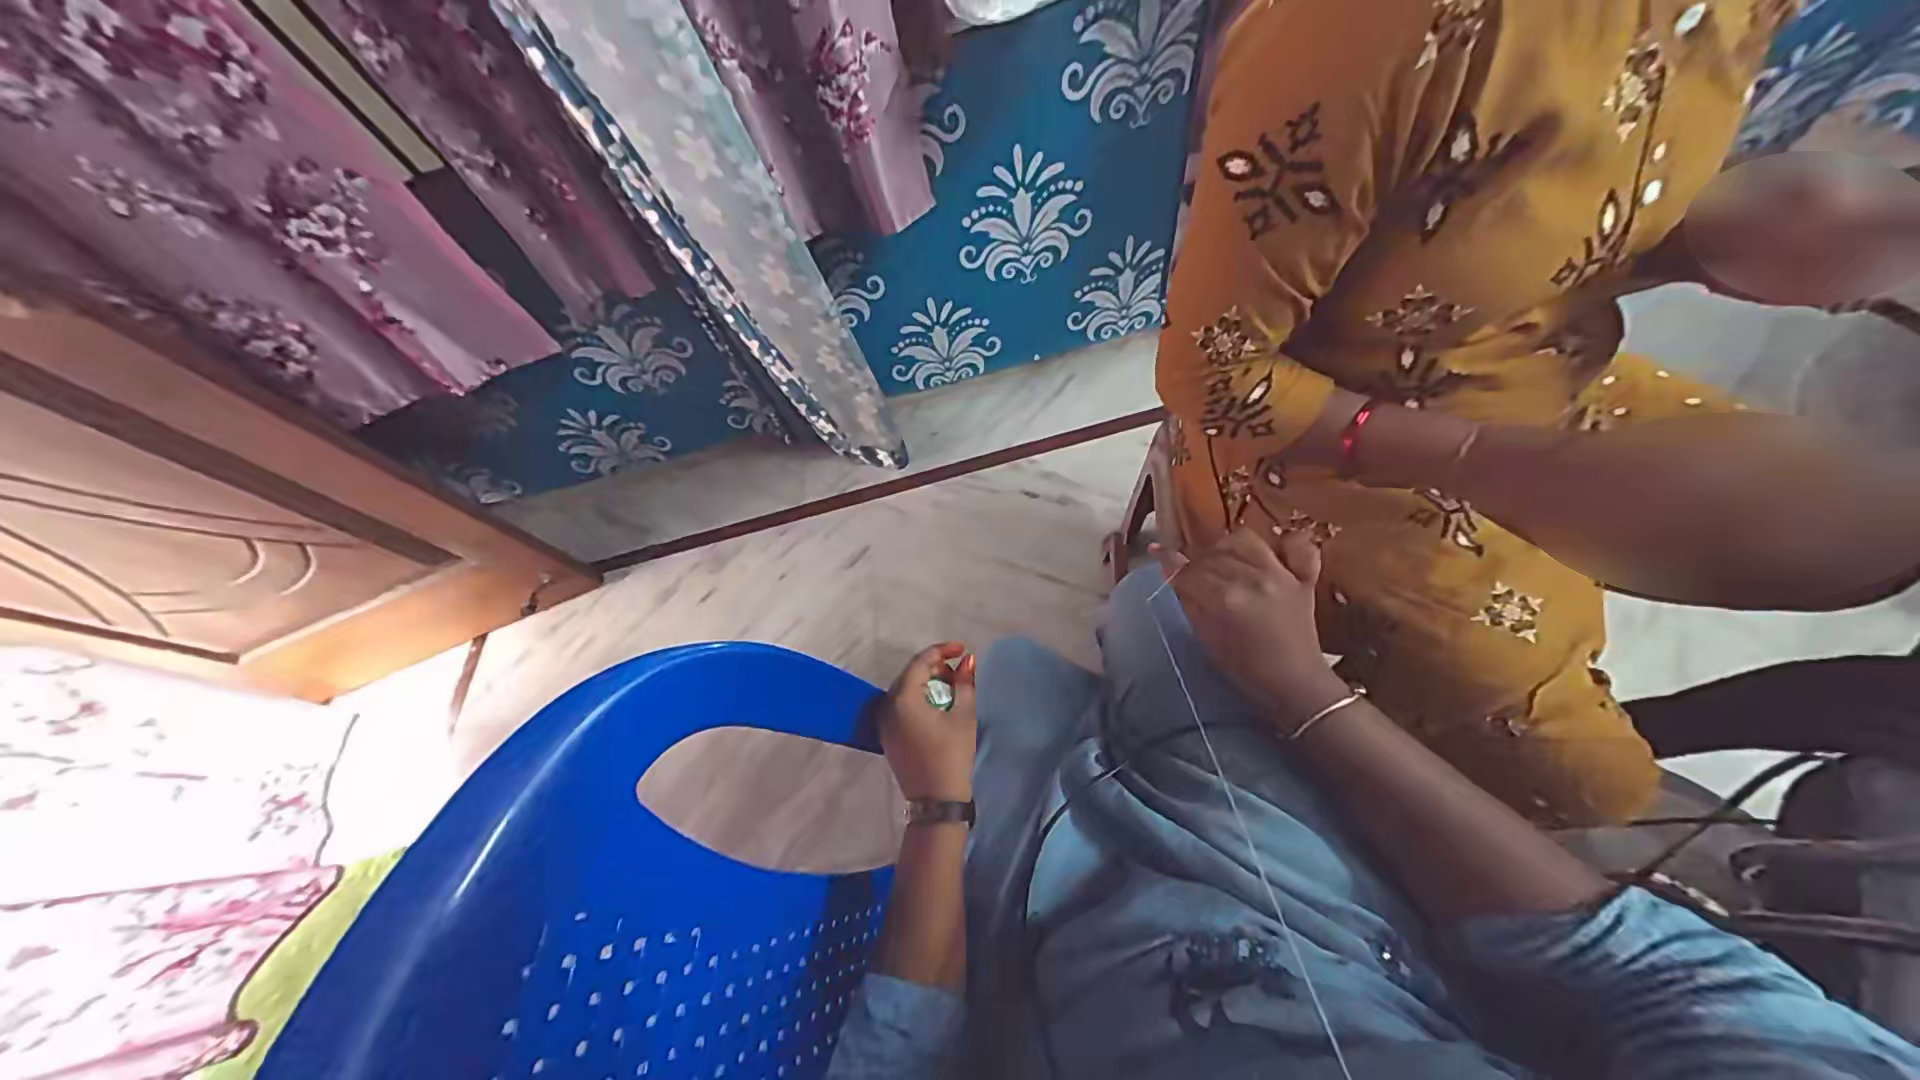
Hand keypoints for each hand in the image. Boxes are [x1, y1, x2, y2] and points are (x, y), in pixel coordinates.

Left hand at [877, 643, 977, 800]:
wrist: (937, 801)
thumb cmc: (952, 755)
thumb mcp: (963, 716)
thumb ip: (965, 683)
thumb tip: (967, 661)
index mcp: (903, 698)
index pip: (920, 662)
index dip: (942, 651)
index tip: (962, 649)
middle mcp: (887, 707)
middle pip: (910, 674)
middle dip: (935, 667)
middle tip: (959, 671)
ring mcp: (884, 722)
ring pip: (904, 690)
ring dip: (927, 683)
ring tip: (952, 687)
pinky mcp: (887, 735)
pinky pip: (900, 706)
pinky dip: (918, 698)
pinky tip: (937, 704)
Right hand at [1153, 527, 1345, 725]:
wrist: (1294, 685)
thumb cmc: (1244, 669)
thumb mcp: (1206, 636)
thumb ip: (1187, 599)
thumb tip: (1167, 567)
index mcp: (1226, 598)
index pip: (1189, 572)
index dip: (1173, 571)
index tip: (1166, 572)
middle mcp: (1253, 578)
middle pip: (1213, 554)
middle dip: (1197, 564)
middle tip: (1193, 578)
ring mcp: (1282, 574)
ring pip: (1244, 539)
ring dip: (1227, 548)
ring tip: (1223, 564)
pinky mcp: (1304, 578)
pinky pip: (1298, 545)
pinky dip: (1284, 544)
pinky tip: (1269, 554)